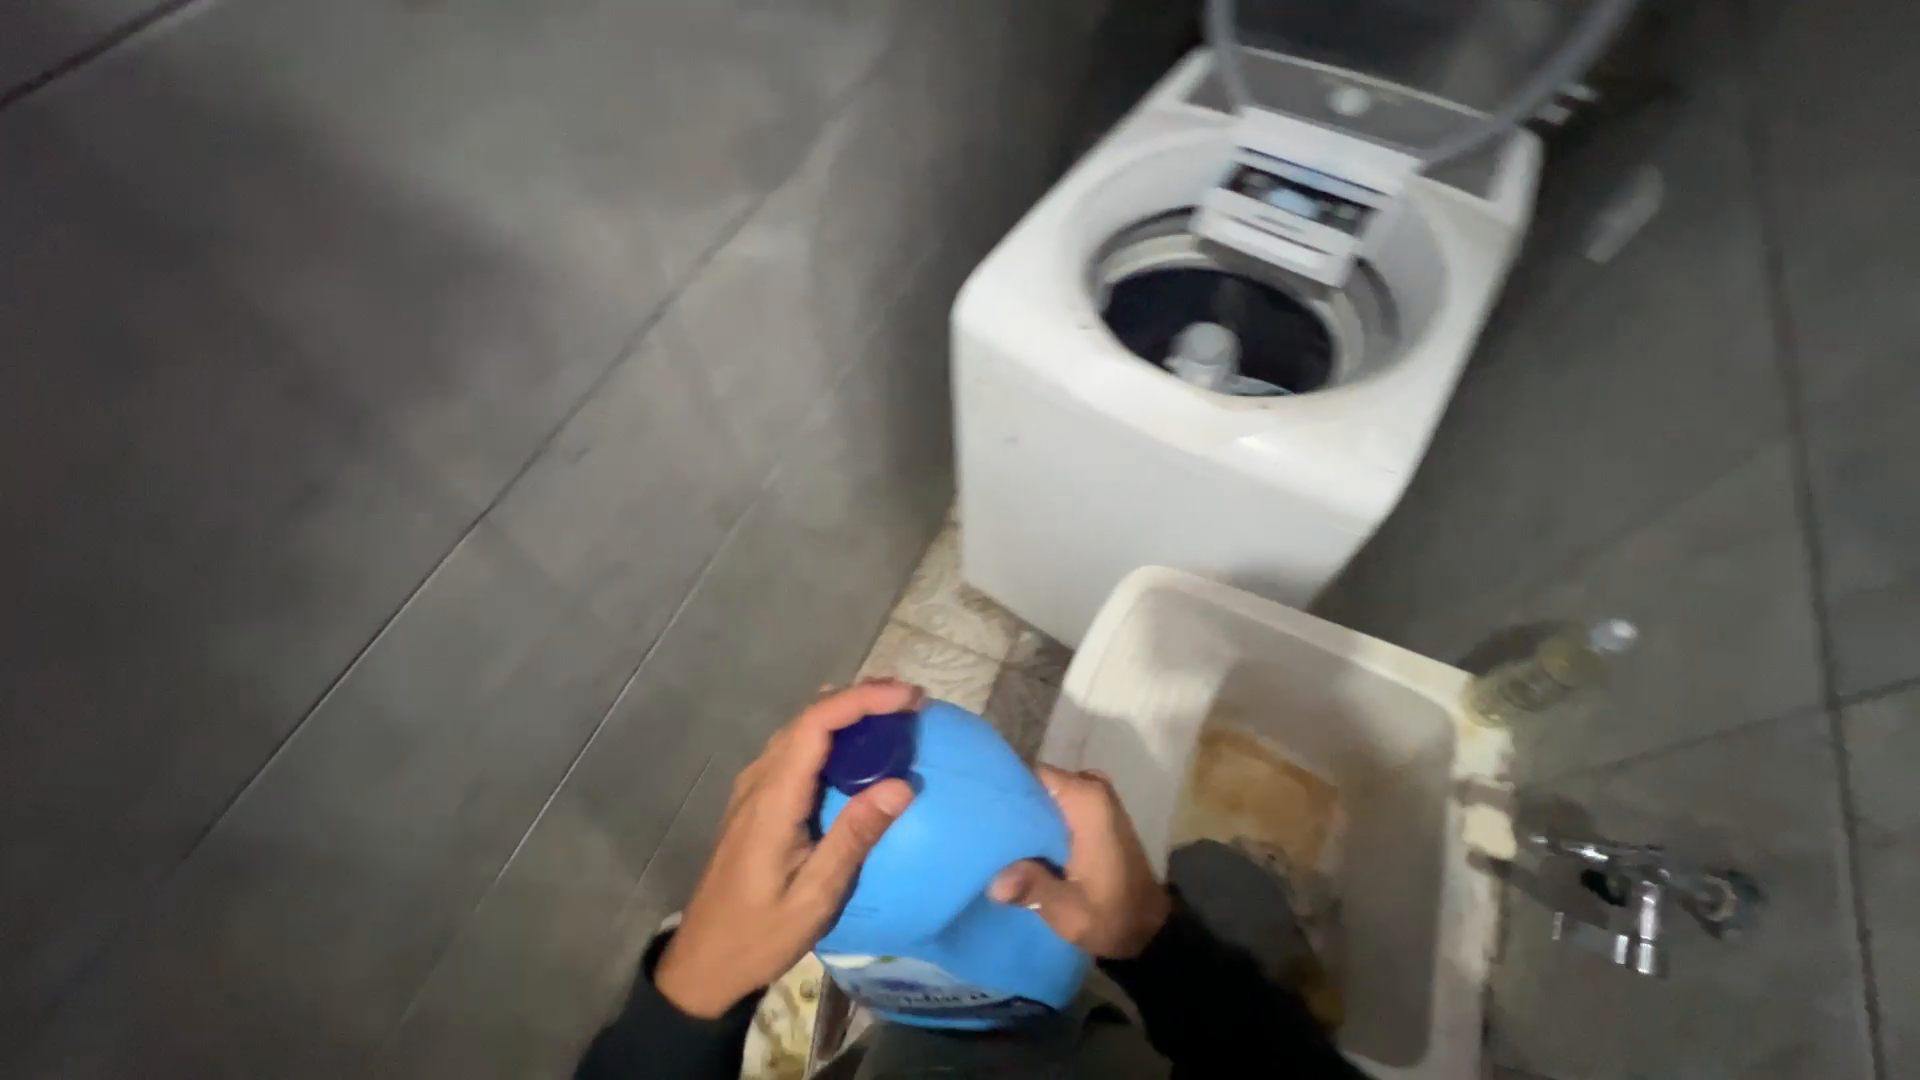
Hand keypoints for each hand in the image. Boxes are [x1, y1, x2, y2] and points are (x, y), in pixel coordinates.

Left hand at [653, 679, 923, 1017]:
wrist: (703, 963)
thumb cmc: (760, 934)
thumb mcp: (815, 896)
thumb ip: (855, 836)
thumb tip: (903, 784)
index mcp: (773, 798)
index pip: (816, 724)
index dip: (862, 699)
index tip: (907, 697)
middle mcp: (760, 780)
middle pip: (810, 716)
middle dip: (861, 698)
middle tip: (911, 703)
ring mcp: (753, 787)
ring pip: (801, 728)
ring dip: (846, 713)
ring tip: (893, 716)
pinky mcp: (756, 798)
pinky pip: (796, 748)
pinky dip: (831, 734)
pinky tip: (857, 749)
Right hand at [989, 765, 1171, 958]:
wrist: (1149, 927)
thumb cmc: (1112, 915)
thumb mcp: (1069, 911)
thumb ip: (1033, 889)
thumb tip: (995, 883)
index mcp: (1086, 799)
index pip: (1030, 774)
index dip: (1003, 791)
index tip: (977, 811)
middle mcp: (1091, 786)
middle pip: (1035, 782)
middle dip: (1010, 804)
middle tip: (979, 829)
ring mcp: (1096, 796)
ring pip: (1045, 793)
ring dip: (1023, 814)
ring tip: (992, 837)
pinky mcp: (1096, 810)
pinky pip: (1058, 802)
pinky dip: (1039, 819)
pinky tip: (1018, 843)